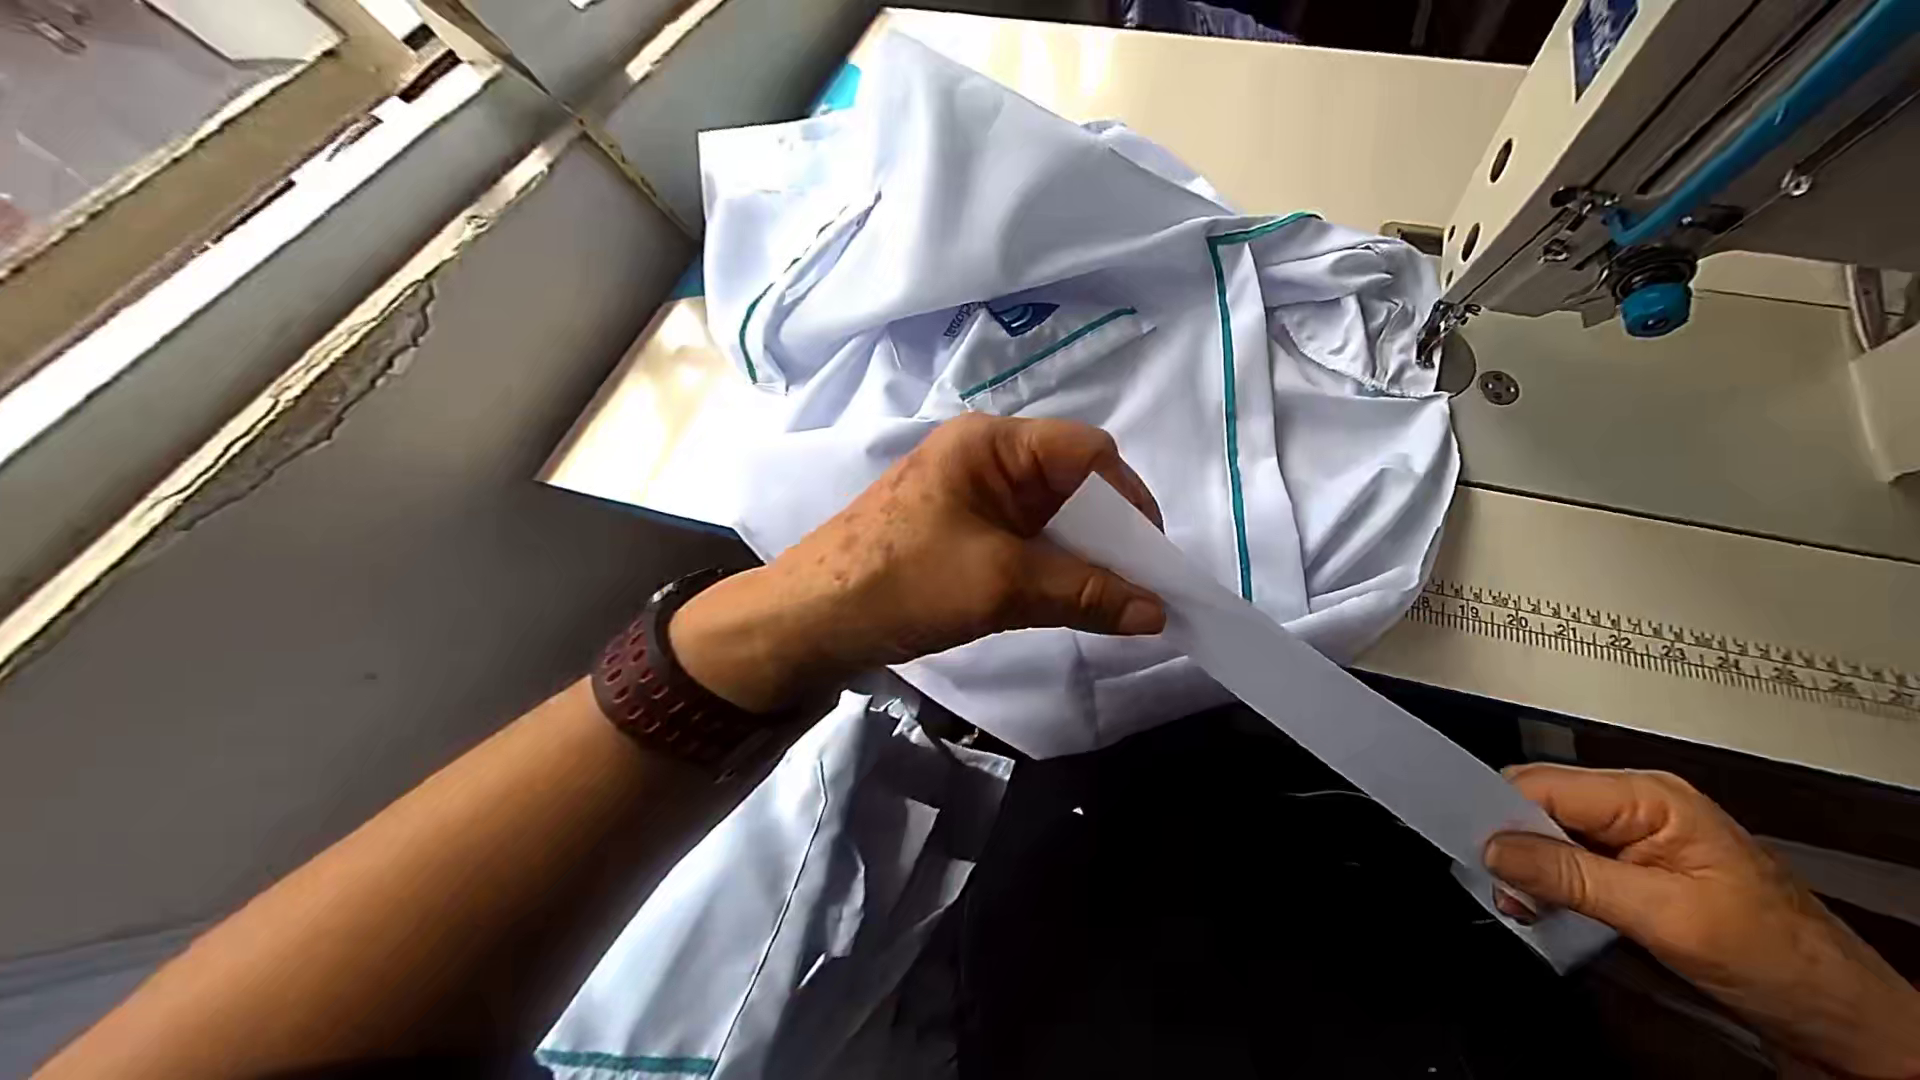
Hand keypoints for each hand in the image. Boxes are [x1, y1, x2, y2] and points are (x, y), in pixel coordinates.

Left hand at [667, 414, 1166, 712]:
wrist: (807, 622)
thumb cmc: (901, 582)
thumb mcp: (1000, 584)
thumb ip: (1084, 594)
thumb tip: (1156, 612)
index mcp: (990, 444)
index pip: (1086, 453)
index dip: (1128, 499)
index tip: (1150, 558)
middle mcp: (982, 459)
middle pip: (1070, 484)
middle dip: (1108, 534)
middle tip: (1136, 588)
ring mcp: (967, 497)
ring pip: (1047, 518)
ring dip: (1080, 557)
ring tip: (1107, 601)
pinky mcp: (956, 532)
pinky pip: (1021, 541)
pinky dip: (1049, 568)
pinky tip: (1063, 600)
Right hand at [1486, 764, 1919, 1077]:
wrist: (1853, 1027)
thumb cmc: (1790, 966)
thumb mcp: (1667, 916)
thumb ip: (1571, 876)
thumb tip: (1495, 847)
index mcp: (1649, 797)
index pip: (1540, 784)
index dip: (1501, 815)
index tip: (1479, 853)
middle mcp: (1636, 806)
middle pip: (1537, 806)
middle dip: (1512, 847)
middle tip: (1505, 889)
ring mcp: (1633, 836)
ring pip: (1543, 834)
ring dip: (1527, 870)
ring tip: (1527, 905)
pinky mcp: (1628, 866)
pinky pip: (1563, 858)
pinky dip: (1545, 883)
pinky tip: (1544, 906)